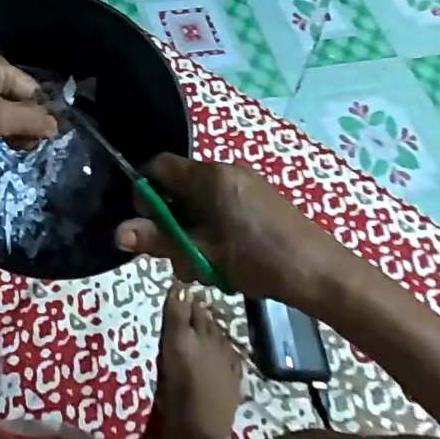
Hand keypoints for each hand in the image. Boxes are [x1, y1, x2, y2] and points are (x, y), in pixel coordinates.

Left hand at [0, 49, 58, 145]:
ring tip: (11, 146)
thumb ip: (32, 121)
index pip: (32, 89)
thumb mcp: (1, 118)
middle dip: (23, 121)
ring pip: (1, 103)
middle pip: (17, 96)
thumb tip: (57, 127)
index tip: (39, 139)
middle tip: (24, 146)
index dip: (38, 114)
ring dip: (9, 125)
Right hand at [114, 153, 358, 307]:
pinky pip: (222, 203)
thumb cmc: (258, 260)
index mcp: (209, 176)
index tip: (149, 225)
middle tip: (181, 257)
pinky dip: (214, 227)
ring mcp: (245, 181)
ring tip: (207, 266)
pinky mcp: (260, 197)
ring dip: (194, 230)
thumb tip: (118, 232)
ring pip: (201, 199)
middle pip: (179, 186)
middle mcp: (225, 169)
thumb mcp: (202, 255)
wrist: (321, 272)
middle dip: (172, 221)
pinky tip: (228, 259)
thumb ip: (159, 240)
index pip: (159, 166)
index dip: (145, 192)